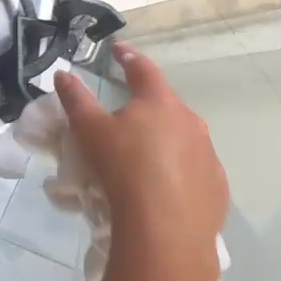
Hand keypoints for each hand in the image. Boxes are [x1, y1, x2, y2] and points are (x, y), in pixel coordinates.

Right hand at [55, 43, 227, 278]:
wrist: (165, 230)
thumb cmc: (124, 169)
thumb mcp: (89, 130)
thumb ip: (76, 99)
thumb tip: (63, 74)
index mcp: (160, 103)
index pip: (143, 69)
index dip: (128, 57)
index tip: (118, 50)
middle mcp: (191, 123)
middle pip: (166, 104)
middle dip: (146, 104)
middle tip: (127, 112)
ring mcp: (209, 156)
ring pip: (183, 137)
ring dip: (164, 138)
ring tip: (143, 155)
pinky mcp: (217, 188)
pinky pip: (195, 169)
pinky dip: (179, 169)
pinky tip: (163, 186)